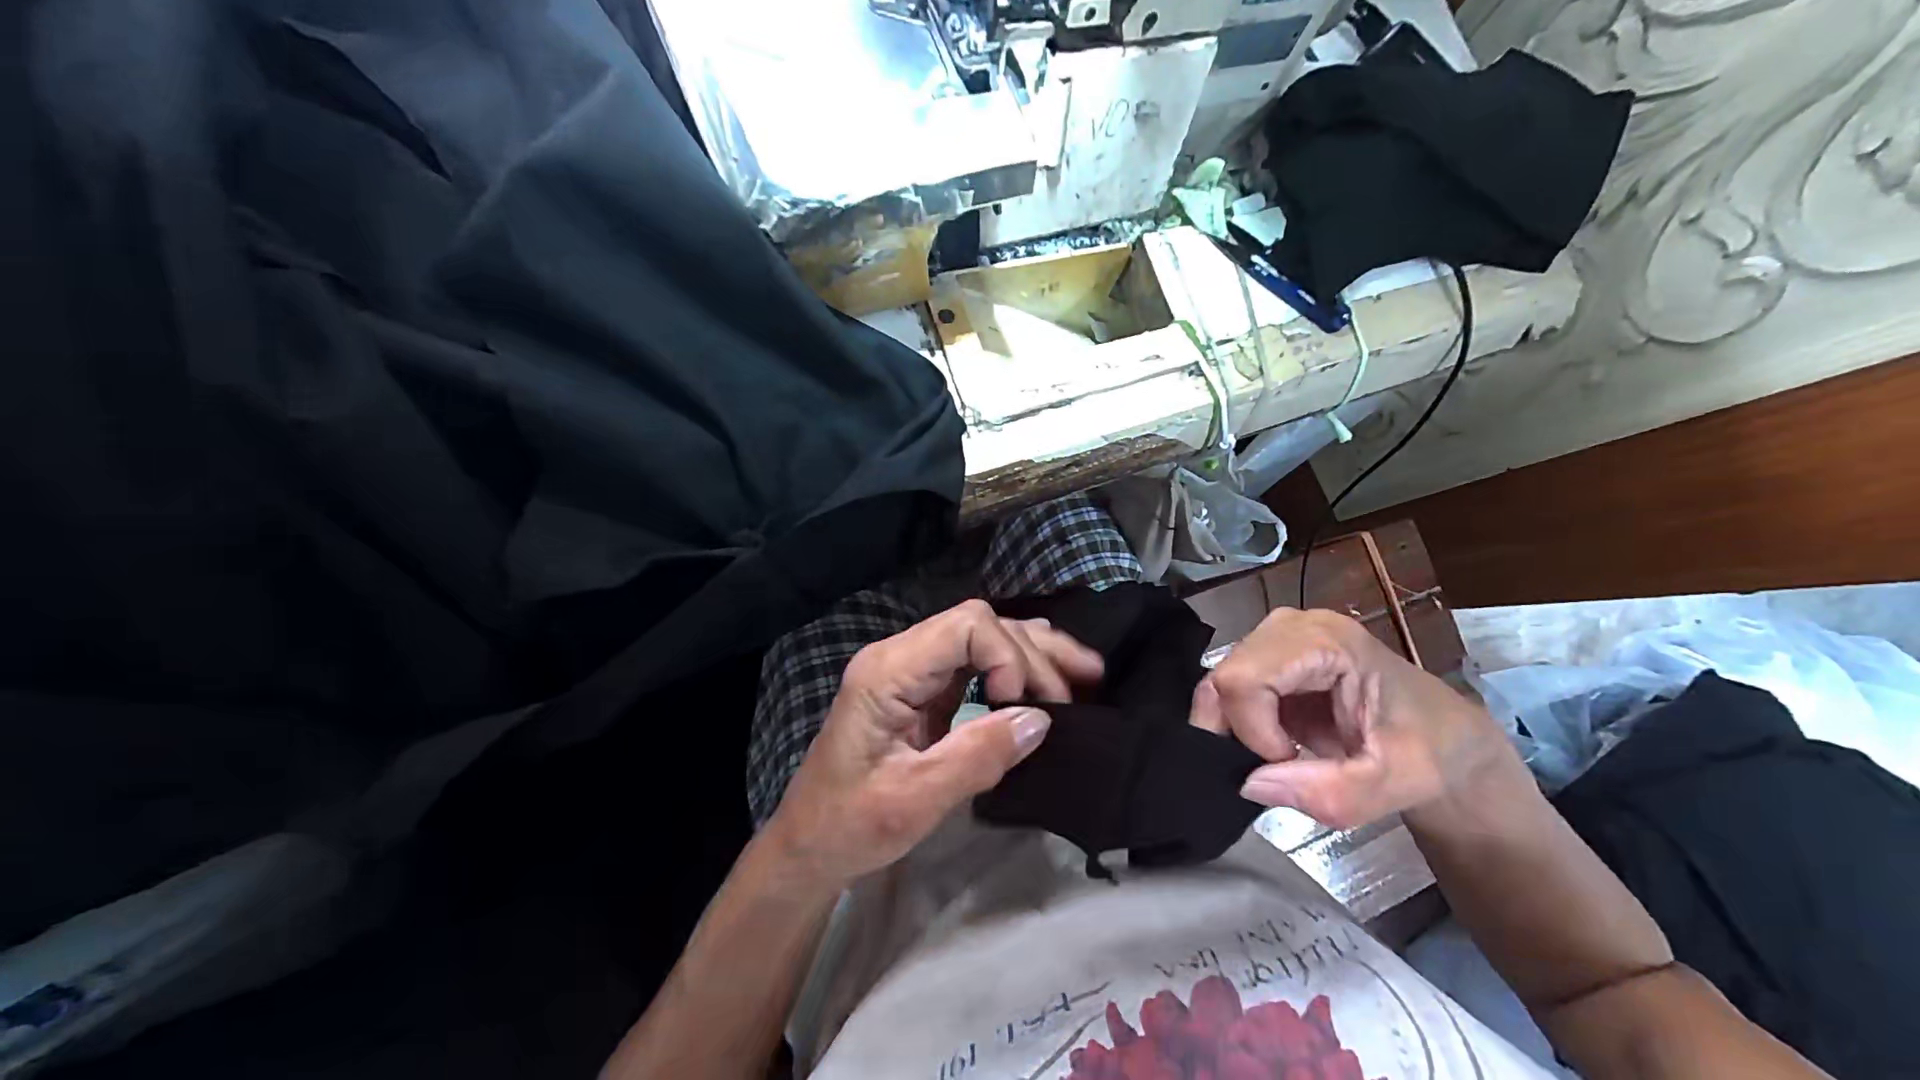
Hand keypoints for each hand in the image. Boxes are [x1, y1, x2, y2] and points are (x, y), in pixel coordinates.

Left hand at [764, 599, 1103, 886]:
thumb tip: (1040, 720)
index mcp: (887, 671)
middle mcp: (900, 657)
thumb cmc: (850, 826)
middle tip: (1076, 695)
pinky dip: (1016, 672)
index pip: (966, 626)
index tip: (1020, 710)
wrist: (809, 846)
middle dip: (1031, 654)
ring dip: (1033, 654)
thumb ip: (978, 755)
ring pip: (982, 638)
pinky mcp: (923, 692)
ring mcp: (911, 672)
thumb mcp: (915, 800)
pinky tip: (1048, 681)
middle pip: (979, 624)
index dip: (1008, 657)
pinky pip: (976, 665)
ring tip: (1085, 672)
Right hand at [1191, 608, 1510, 827]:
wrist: (1445, 735)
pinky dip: (1237, 722)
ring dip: (1235, 728)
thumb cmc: (1431, 751)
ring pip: (1218, 682)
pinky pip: (1227, 687)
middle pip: (1224, 677)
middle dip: (1237, 731)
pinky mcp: (1266, 653)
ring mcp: (1275, 635)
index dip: (1253, 730)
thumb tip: (1247, 783)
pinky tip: (1272, 740)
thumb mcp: (1396, 784)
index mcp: (1327, 642)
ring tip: (1277, 754)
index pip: (1245, 679)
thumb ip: (1331, 793)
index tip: (1292, 763)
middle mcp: (1292, 626)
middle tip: (1276, 765)